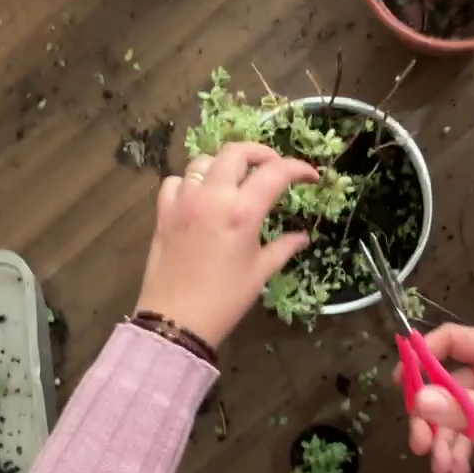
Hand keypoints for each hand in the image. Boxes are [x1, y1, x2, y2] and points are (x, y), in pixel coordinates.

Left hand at [136, 143, 319, 347]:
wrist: (176, 320)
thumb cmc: (225, 300)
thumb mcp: (260, 273)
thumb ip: (283, 248)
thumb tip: (302, 237)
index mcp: (242, 212)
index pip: (276, 173)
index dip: (298, 168)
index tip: (310, 177)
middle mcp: (212, 197)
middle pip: (236, 152)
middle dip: (261, 153)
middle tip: (274, 167)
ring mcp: (183, 202)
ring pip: (204, 161)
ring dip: (225, 164)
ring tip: (236, 179)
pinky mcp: (163, 212)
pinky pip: (176, 181)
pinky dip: (191, 181)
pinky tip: (200, 196)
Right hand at [403, 325, 473, 472]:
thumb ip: (463, 410)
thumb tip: (418, 400)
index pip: (452, 340)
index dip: (423, 354)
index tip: (402, 384)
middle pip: (445, 386)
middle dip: (429, 416)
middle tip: (419, 446)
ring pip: (454, 417)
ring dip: (444, 443)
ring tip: (446, 472)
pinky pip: (468, 437)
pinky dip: (460, 454)